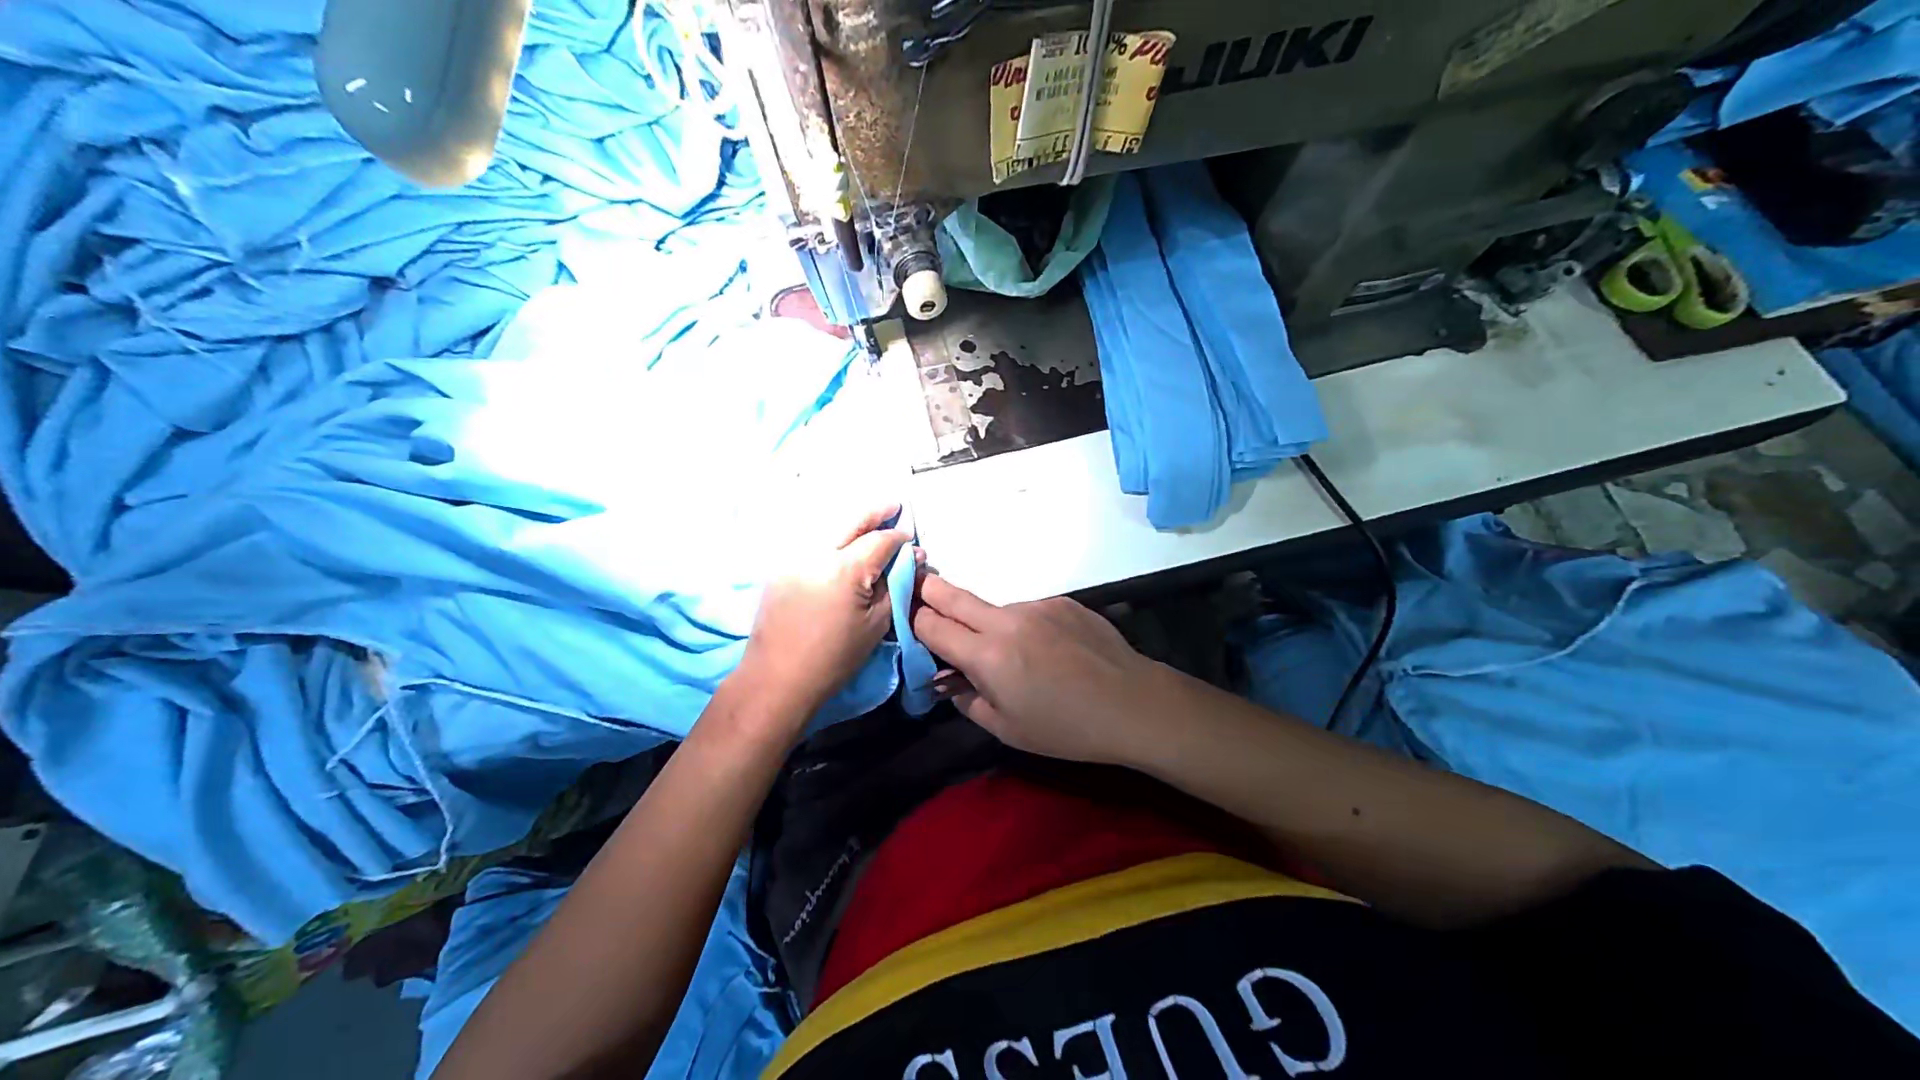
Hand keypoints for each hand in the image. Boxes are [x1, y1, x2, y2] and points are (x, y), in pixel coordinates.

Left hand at [735, 505, 910, 719]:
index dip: (899, 537)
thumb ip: (895, 584)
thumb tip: (910, 558)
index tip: (911, 542)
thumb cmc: (834, 658)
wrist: (777, 678)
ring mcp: (793, 556)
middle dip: (875, 511)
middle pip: (850, 519)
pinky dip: (826, 529)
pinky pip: (806, 537)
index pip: (880, 540)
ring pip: (825, 522)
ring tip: (866, 519)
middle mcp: (817, 553)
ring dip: (848, 517)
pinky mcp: (779, 565)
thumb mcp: (877, 624)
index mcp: (846, 569)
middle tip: (893, 506)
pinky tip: (837, 535)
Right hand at [910, 575, 1172, 765]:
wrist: (1133, 704)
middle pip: (952, 594)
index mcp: (987, 655)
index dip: (913, 622)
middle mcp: (1006, 620)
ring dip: (989, 624)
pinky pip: (1030, 611)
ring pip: (994, 608)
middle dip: (928, 592)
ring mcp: (1036, 605)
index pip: (931, 624)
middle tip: (917, 590)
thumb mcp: (1006, 729)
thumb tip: (948, 680)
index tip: (907, 623)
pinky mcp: (1062, 601)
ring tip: (1018, 657)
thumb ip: (967, 699)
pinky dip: (1026, 627)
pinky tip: (1050, 652)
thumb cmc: (1065, 728)